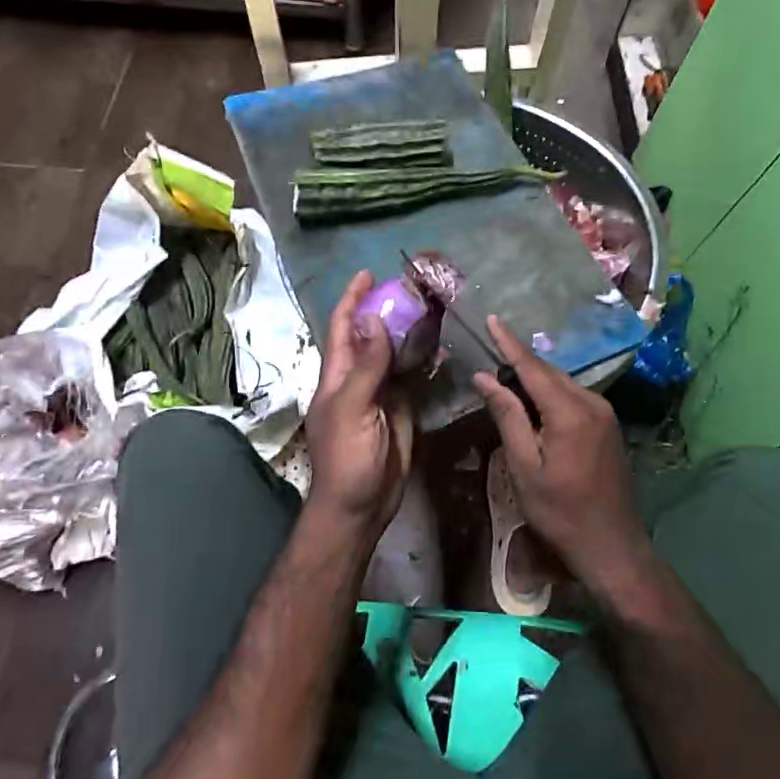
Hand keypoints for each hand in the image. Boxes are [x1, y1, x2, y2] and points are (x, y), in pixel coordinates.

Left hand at [304, 270, 410, 533]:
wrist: (361, 505)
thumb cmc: (347, 458)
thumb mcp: (352, 409)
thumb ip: (366, 366)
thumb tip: (373, 319)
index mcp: (338, 374)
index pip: (343, 326)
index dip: (353, 299)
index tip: (368, 274)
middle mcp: (359, 377)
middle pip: (372, 334)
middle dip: (387, 308)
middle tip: (414, 286)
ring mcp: (381, 392)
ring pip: (395, 353)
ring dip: (409, 330)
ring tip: (432, 306)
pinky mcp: (401, 408)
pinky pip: (412, 376)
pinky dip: (424, 358)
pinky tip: (440, 343)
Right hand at [473, 315, 646, 581]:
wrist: (612, 547)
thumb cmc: (560, 512)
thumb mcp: (524, 467)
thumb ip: (507, 417)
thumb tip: (484, 377)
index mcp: (570, 412)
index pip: (533, 367)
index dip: (509, 343)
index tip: (491, 318)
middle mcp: (593, 404)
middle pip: (549, 372)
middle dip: (519, 359)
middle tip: (490, 345)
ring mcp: (605, 415)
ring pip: (562, 383)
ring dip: (534, 377)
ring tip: (504, 371)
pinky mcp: (608, 427)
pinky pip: (573, 397)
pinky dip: (550, 392)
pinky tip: (532, 399)